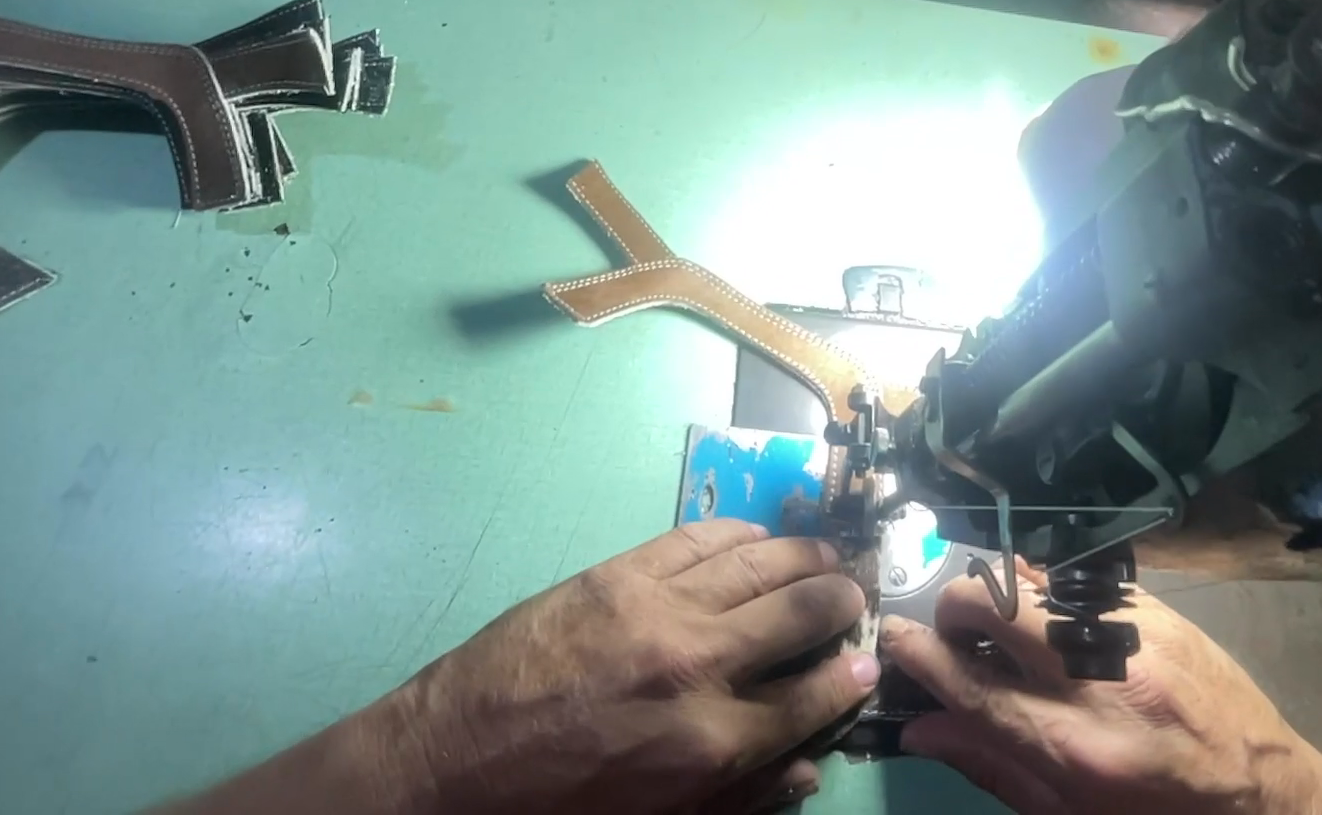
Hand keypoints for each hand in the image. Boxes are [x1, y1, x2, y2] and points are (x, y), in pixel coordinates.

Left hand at [393, 519, 876, 812]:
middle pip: (796, 614)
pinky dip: (740, 533)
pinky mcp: (622, 571)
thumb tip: (809, 764)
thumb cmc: (561, 805)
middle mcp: (698, 663)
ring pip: (757, 562)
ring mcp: (659, 606)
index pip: (809, 698)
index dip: (847, 677)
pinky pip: (699, 537)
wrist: (454, 758)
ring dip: (803, 556)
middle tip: (854, 594)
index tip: (867, 659)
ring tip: (825, 555)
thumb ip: (741, 797)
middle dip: (840, 601)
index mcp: (709, 744)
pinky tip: (758, 536)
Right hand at [880, 568, 1321, 814]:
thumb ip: (990, 765)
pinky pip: (1066, 576)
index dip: (920, 655)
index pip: (972, 687)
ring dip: (994, 597)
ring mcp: (1129, 632)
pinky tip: (1045, 621)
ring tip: (1001, 632)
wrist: (1275, 797)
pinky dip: (1037, 591)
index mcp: (1079, 750)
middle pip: (992, 606)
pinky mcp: (1150, 605)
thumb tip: (917, 726)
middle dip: (953, 608)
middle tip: (954, 634)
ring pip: (1025, 578)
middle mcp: (1101, 680)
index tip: (889, 634)